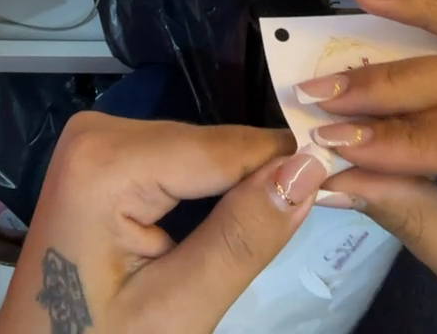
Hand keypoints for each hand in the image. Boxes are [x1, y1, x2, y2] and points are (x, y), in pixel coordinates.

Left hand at [0, 113, 324, 333]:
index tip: (339, 185)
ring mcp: (96, 135)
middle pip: (209, 144)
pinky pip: (173, 156)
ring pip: (197, 148)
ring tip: (255, 232)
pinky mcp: (101, 150)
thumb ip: (243, 236)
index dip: (285, 166)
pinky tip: (216, 222)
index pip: (224, 147)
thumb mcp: (177, 308)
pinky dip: (201, 187)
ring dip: (230, 187)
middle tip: (294, 228)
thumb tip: (308, 168)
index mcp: (108, 159)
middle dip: (253, 183)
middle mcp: (100, 127)